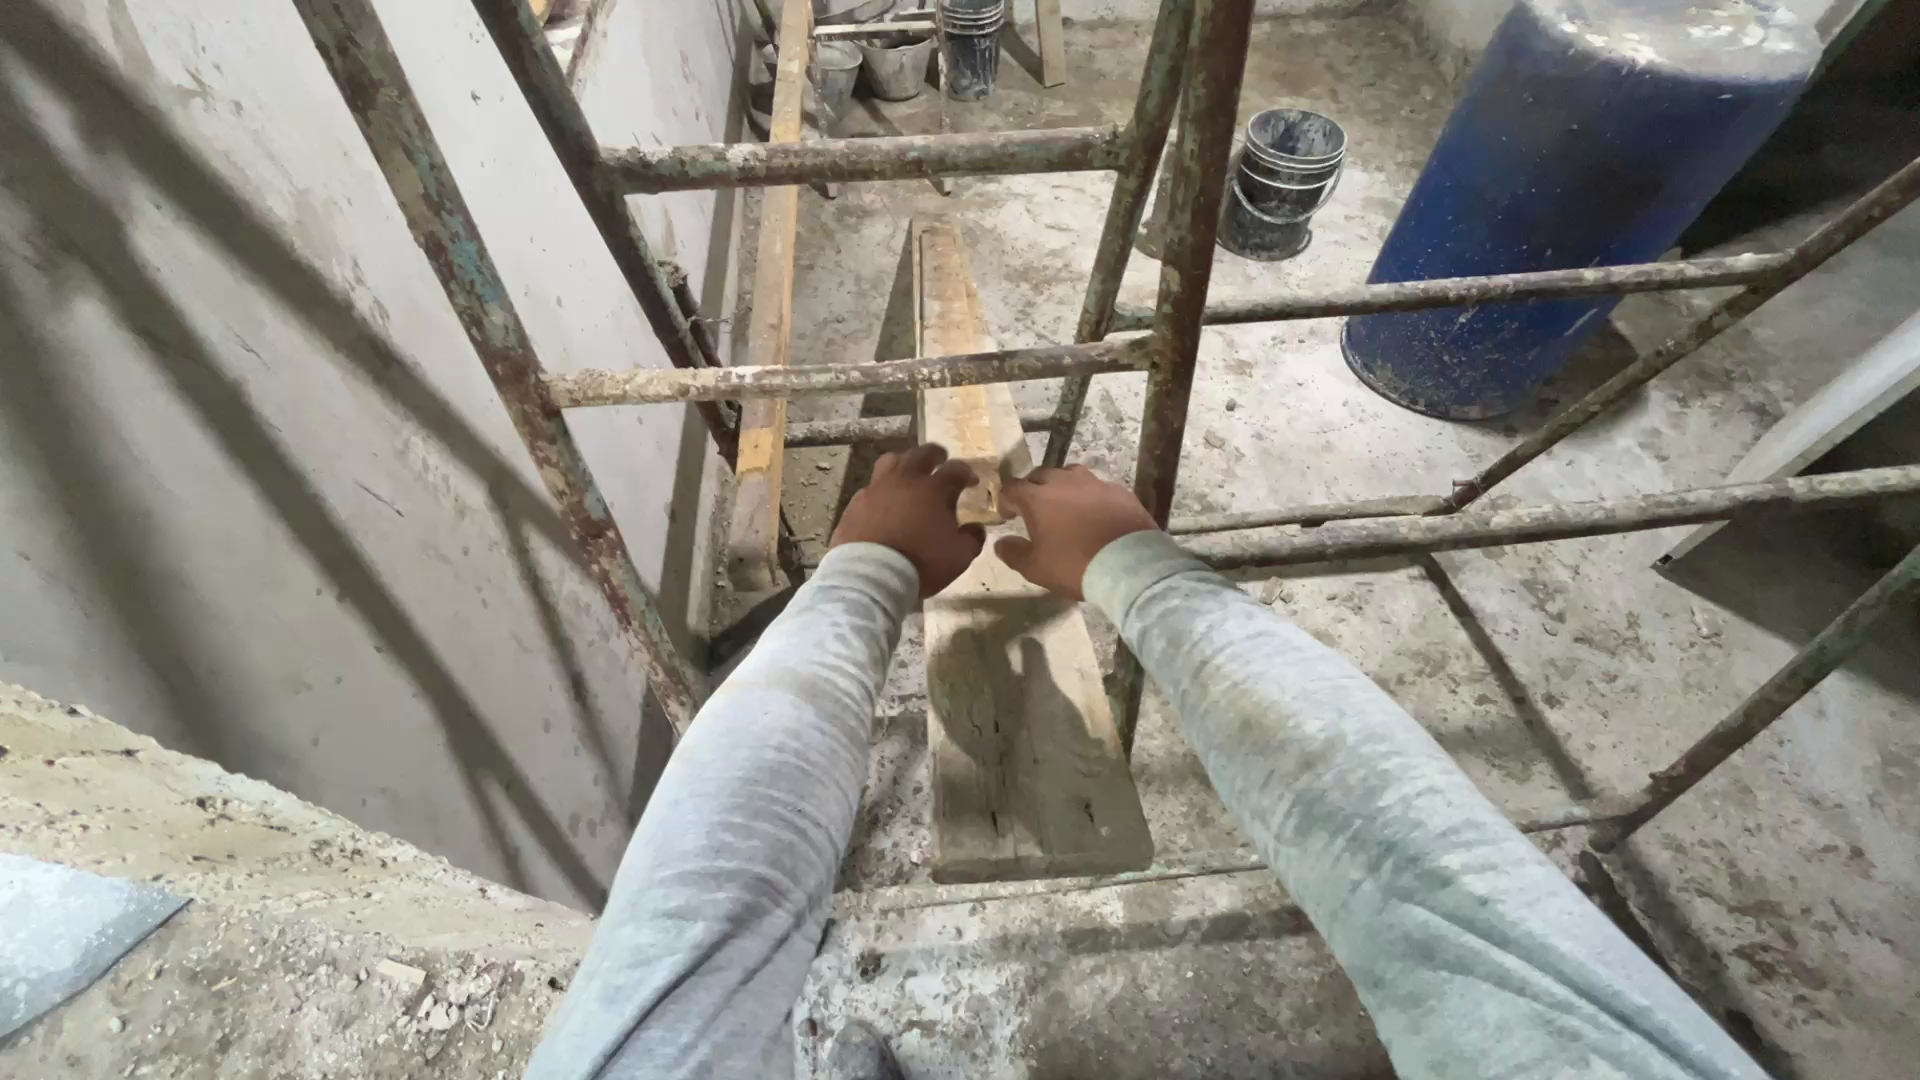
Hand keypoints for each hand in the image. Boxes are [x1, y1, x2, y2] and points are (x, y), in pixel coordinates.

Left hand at [830, 444, 986, 597]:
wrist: (872, 576)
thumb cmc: (921, 564)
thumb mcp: (959, 556)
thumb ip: (972, 538)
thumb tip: (975, 527)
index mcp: (933, 489)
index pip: (955, 469)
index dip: (966, 472)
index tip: (971, 481)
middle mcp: (904, 480)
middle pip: (921, 453)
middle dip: (935, 454)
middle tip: (941, 459)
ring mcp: (876, 489)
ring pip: (890, 461)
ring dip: (903, 463)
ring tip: (908, 474)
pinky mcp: (855, 504)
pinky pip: (870, 488)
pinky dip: (881, 491)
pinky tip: (883, 504)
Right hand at [994, 465, 1159, 599]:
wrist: (1128, 565)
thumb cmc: (1074, 565)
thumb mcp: (1036, 568)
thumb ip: (1014, 553)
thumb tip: (1000, 543)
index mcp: (1037, 498)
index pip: (1012, 488)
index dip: (1006, 500)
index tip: (1008, 515)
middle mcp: (1063, 482)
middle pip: (1040, 475)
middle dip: (1033, 489)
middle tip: (1035, 509)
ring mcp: (1093, 483)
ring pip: (1070, 474)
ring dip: (1062, 486)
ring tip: (1065, 504)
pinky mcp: (1118, 490)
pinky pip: (1097, 487)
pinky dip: (1090, 496)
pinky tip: (1095, 512)